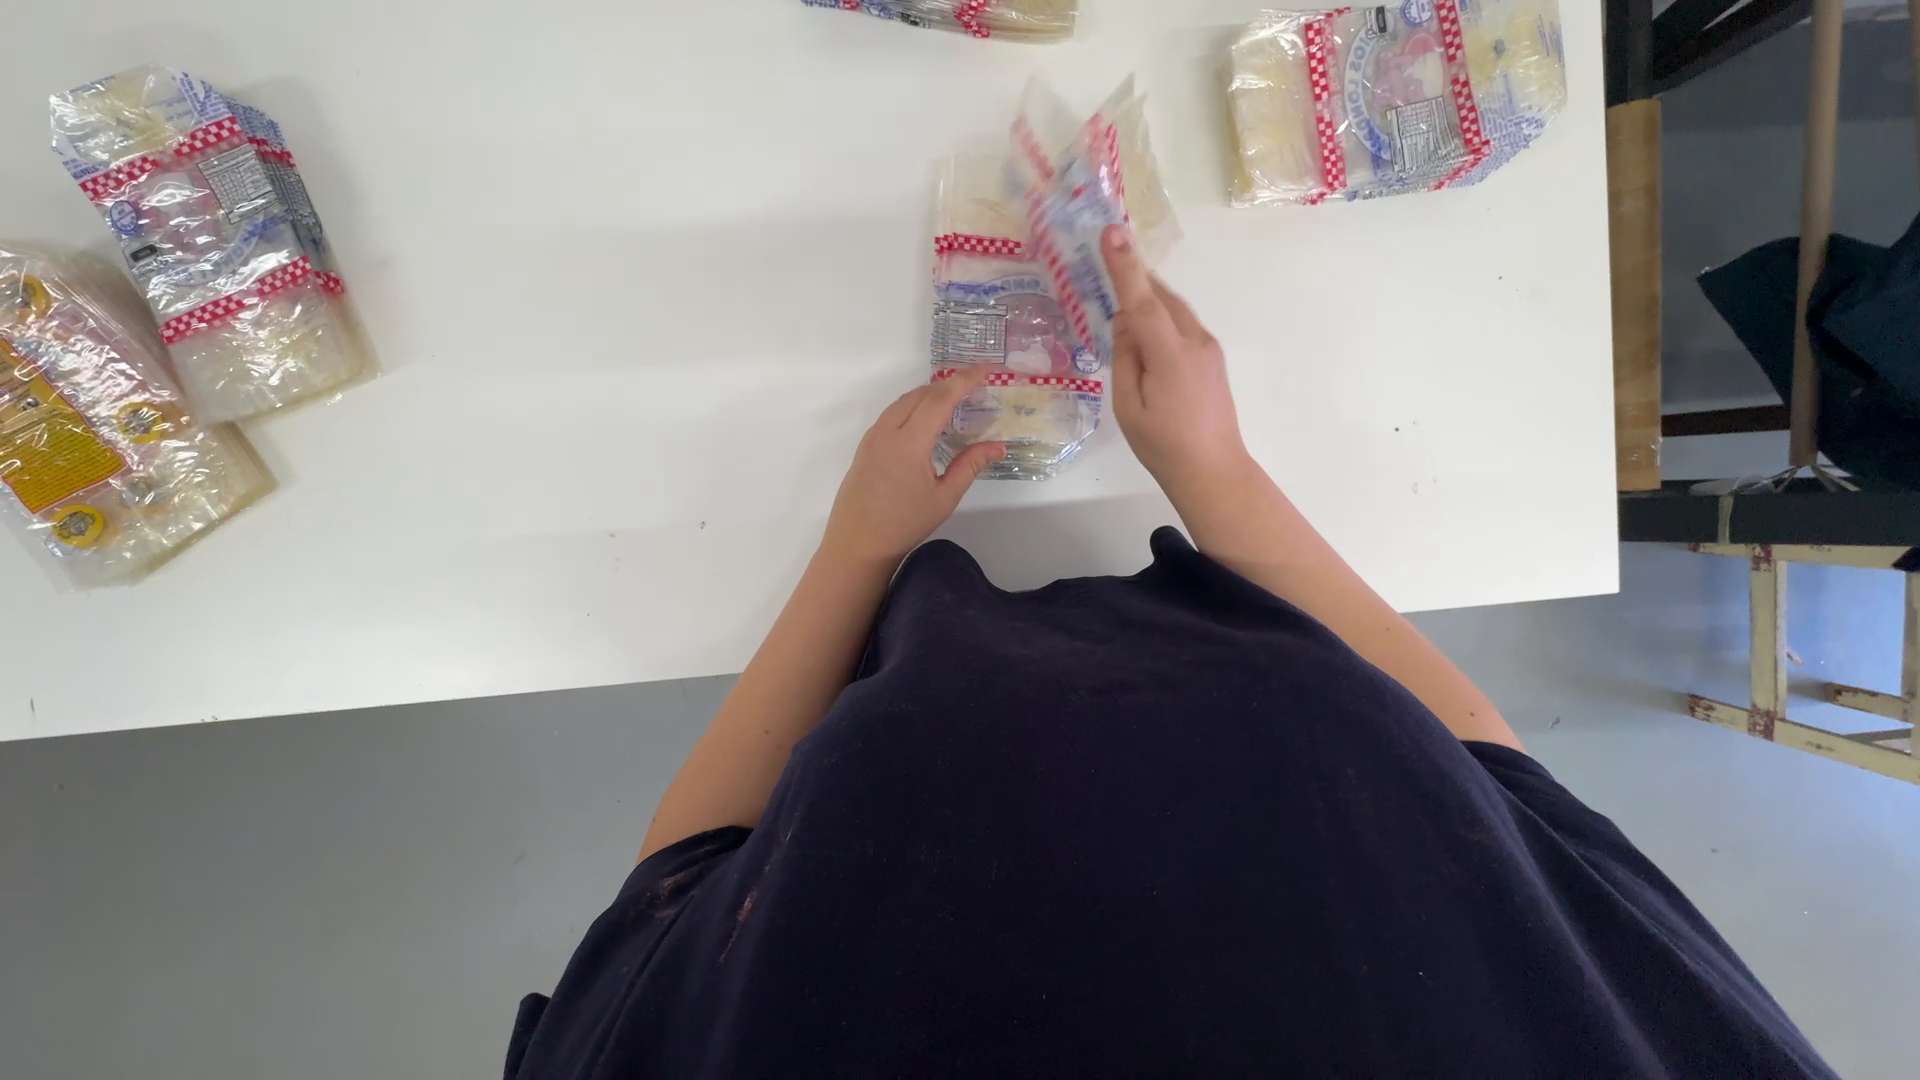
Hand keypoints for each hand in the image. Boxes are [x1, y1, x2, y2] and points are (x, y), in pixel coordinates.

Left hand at [821, 365, 1006, 565]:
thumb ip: (970, 466)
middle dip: (948, 384)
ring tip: (954, 401)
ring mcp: (872, 438)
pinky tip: (925, 422)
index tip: (986, 368)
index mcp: (909, 442)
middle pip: (920, 394)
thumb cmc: (904, 524)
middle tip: (975, 386)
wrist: (857, 543)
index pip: (940, 398)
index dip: (965, 379)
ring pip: (903, 402)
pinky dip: (913, 408)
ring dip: (929, 395)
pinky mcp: (865, 447)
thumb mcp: (944, 497)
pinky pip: (891, 415)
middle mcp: (887, 432)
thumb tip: (998, 447)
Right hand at [1102, 226, 1250, 487]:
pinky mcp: (1212, 359)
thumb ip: (1125, 358)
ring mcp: (1209, 349)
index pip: (1142, 301)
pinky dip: (1161, 319)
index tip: (1111, 232)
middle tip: (1108, 258)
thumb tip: (1125, 323)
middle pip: (1162, 297)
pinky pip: (1182, 325)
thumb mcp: (1128, 407)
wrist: (1212, 470)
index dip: (1125, 266)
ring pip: (1174, 310)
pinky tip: (1145, 333)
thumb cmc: (1162, 446)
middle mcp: (1195, 342)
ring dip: (1148, 300)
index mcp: (1170, 355)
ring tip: (1121, 299)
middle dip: (1136, 278)